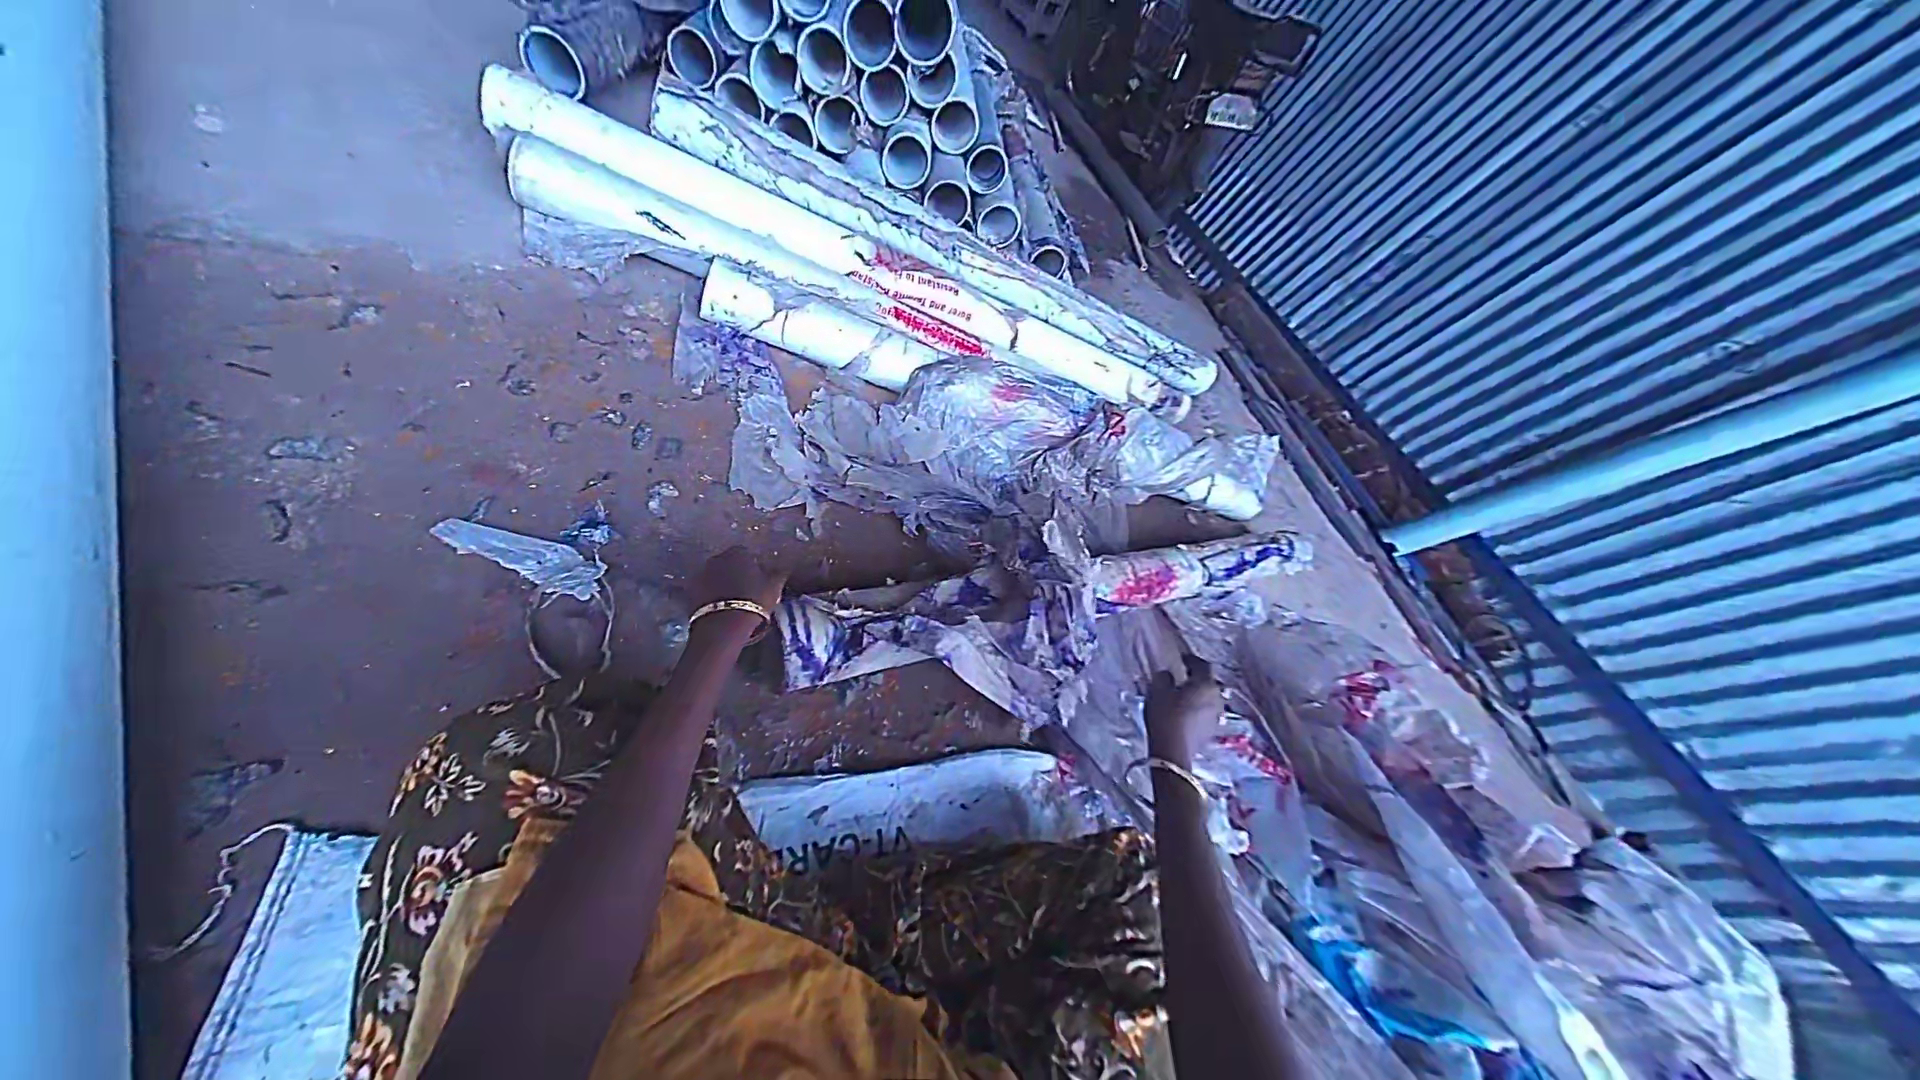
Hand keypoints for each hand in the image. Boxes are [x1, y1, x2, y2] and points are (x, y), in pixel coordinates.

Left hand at [692, 544, 787, 612]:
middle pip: (728, 562)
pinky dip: (710, 593)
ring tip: (732, 599)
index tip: (759, 579)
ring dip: (721, 582)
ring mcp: (700, 574)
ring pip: (715, 575)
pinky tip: (719, 605)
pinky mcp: (690, 591)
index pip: (746, 553)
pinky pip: (704, 588)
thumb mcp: (774, 587)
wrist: (723, 625)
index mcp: (737, 553)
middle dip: (735, 571)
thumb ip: (778, 573)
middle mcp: (716, 558)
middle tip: (745, 589)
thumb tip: (782, 567)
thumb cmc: (753, 601)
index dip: (753, 565)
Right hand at [1145, 658, 1222, 767]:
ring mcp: (1217, 715)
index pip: (1202, 664)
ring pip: (1209, 698)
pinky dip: (1198, 708)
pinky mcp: (1212, 729)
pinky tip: (1186, 712)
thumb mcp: (1158, 691)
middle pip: (1208, 682)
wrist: (1173, 751)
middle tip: (1182, 677)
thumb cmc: (1166, 715)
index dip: (1191, 659)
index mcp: (1205, 684)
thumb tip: (1168, 675)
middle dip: (1196, 678)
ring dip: (1199, 694)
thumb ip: (1164, 677)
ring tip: (1184, 695)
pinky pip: (1207, 712)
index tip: (1181, 659)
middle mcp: (1216, 697)